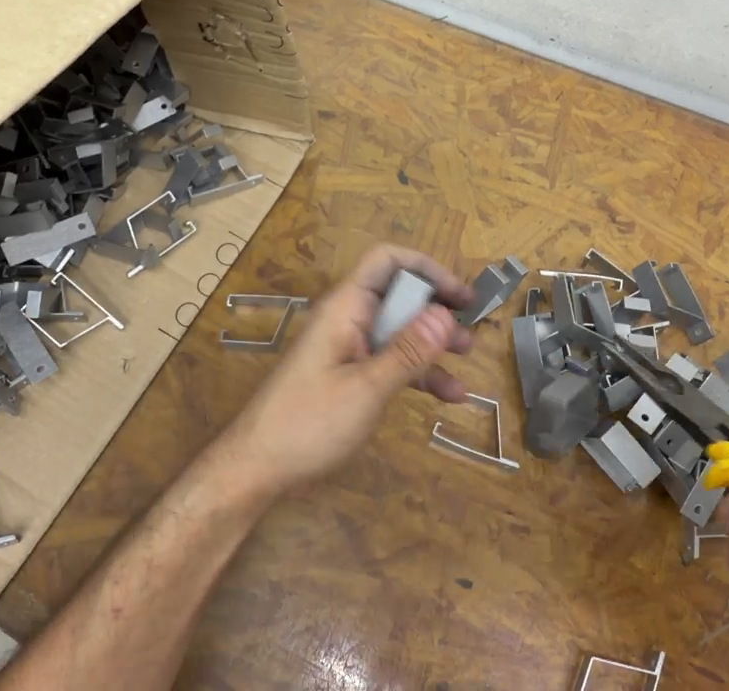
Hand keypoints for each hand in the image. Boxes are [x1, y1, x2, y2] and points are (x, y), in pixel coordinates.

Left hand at [216, 244, 475, 499]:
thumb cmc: (308, 423)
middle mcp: (348, 320)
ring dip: (432, 342)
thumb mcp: (366, 388)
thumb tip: (446, 313)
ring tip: (466, 358)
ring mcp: (348, 348)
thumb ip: (408, 350)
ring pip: (398, 330)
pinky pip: (390, 362)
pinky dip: (418, 373)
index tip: (460, 295)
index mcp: (345, 309)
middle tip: (470, 328)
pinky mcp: (349, 375)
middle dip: (436, 308)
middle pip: (398, 295)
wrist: (258, 467)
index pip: (387, 261)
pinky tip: (449, 395)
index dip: (427, 268)